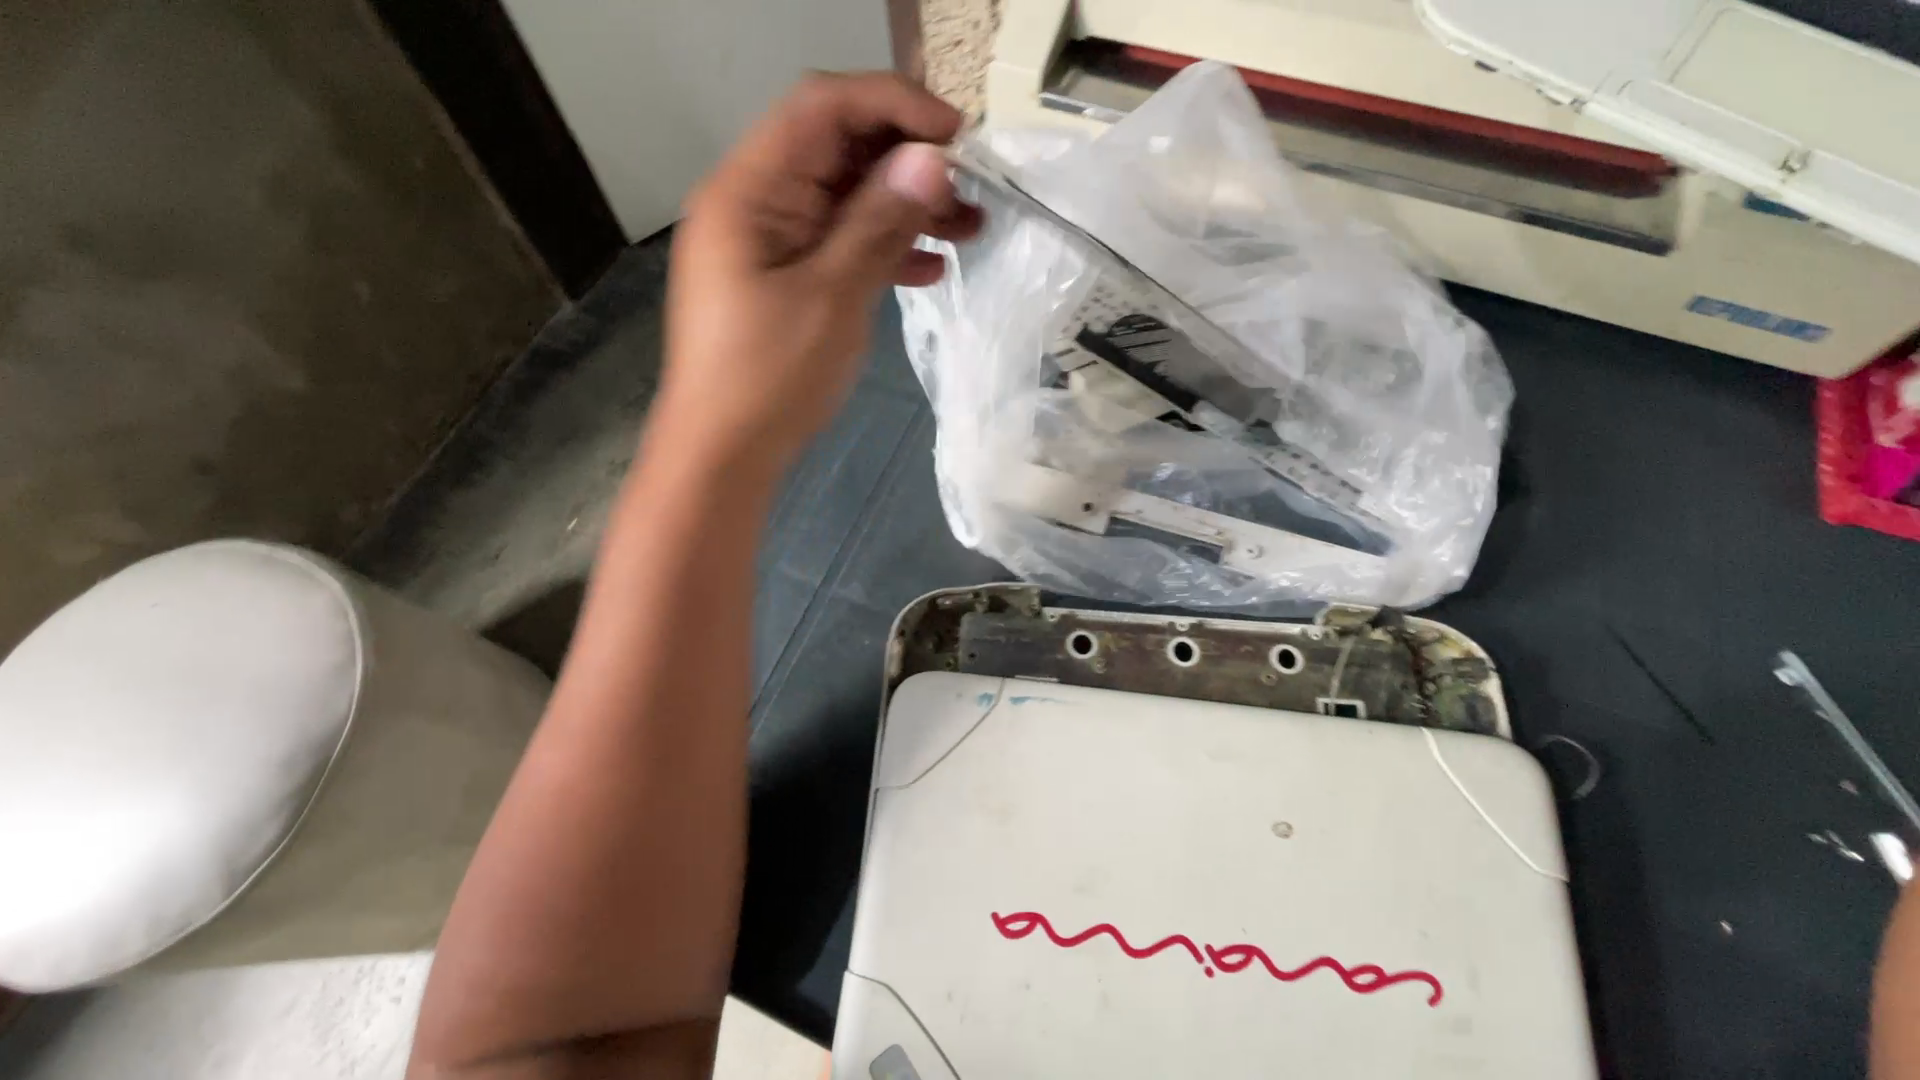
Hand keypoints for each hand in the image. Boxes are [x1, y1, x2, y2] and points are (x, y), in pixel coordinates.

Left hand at [660, 72, 981, 467]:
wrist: (722, 455)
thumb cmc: (768, 377)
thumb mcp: (833, 296)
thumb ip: (880, 222)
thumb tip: (931, 160)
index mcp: (749, 190)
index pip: (823, 107)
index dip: (894, 105)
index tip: (958, 135)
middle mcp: (755, 202)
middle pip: (838, 149)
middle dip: (909, 161)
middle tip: (974, 190)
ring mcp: (769, 242)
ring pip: (846, 198)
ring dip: (907, 206)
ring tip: (969, 228)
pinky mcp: (783, 277)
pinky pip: (839, 242)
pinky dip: (884, 247)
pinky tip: (929, 270)